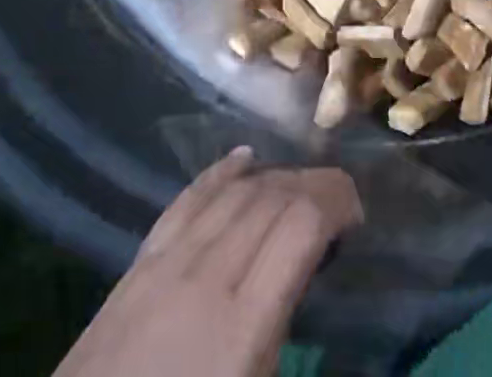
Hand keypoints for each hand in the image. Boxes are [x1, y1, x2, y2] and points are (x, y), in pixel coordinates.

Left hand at [54, 149, 362, 376]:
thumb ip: (284, 334)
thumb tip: (319, 294)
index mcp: (241, 330)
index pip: (300, 226)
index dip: (337, 202)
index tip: (356, 218)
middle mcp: (204, 282)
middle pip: (270, 198)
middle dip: (316, 185)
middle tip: (340, 203)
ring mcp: (163, 268)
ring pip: (233, 193)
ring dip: (278, 177)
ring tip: (304, 187)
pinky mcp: (135, 269)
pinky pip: (186, 201)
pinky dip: (221, 173)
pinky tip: (245, 157)